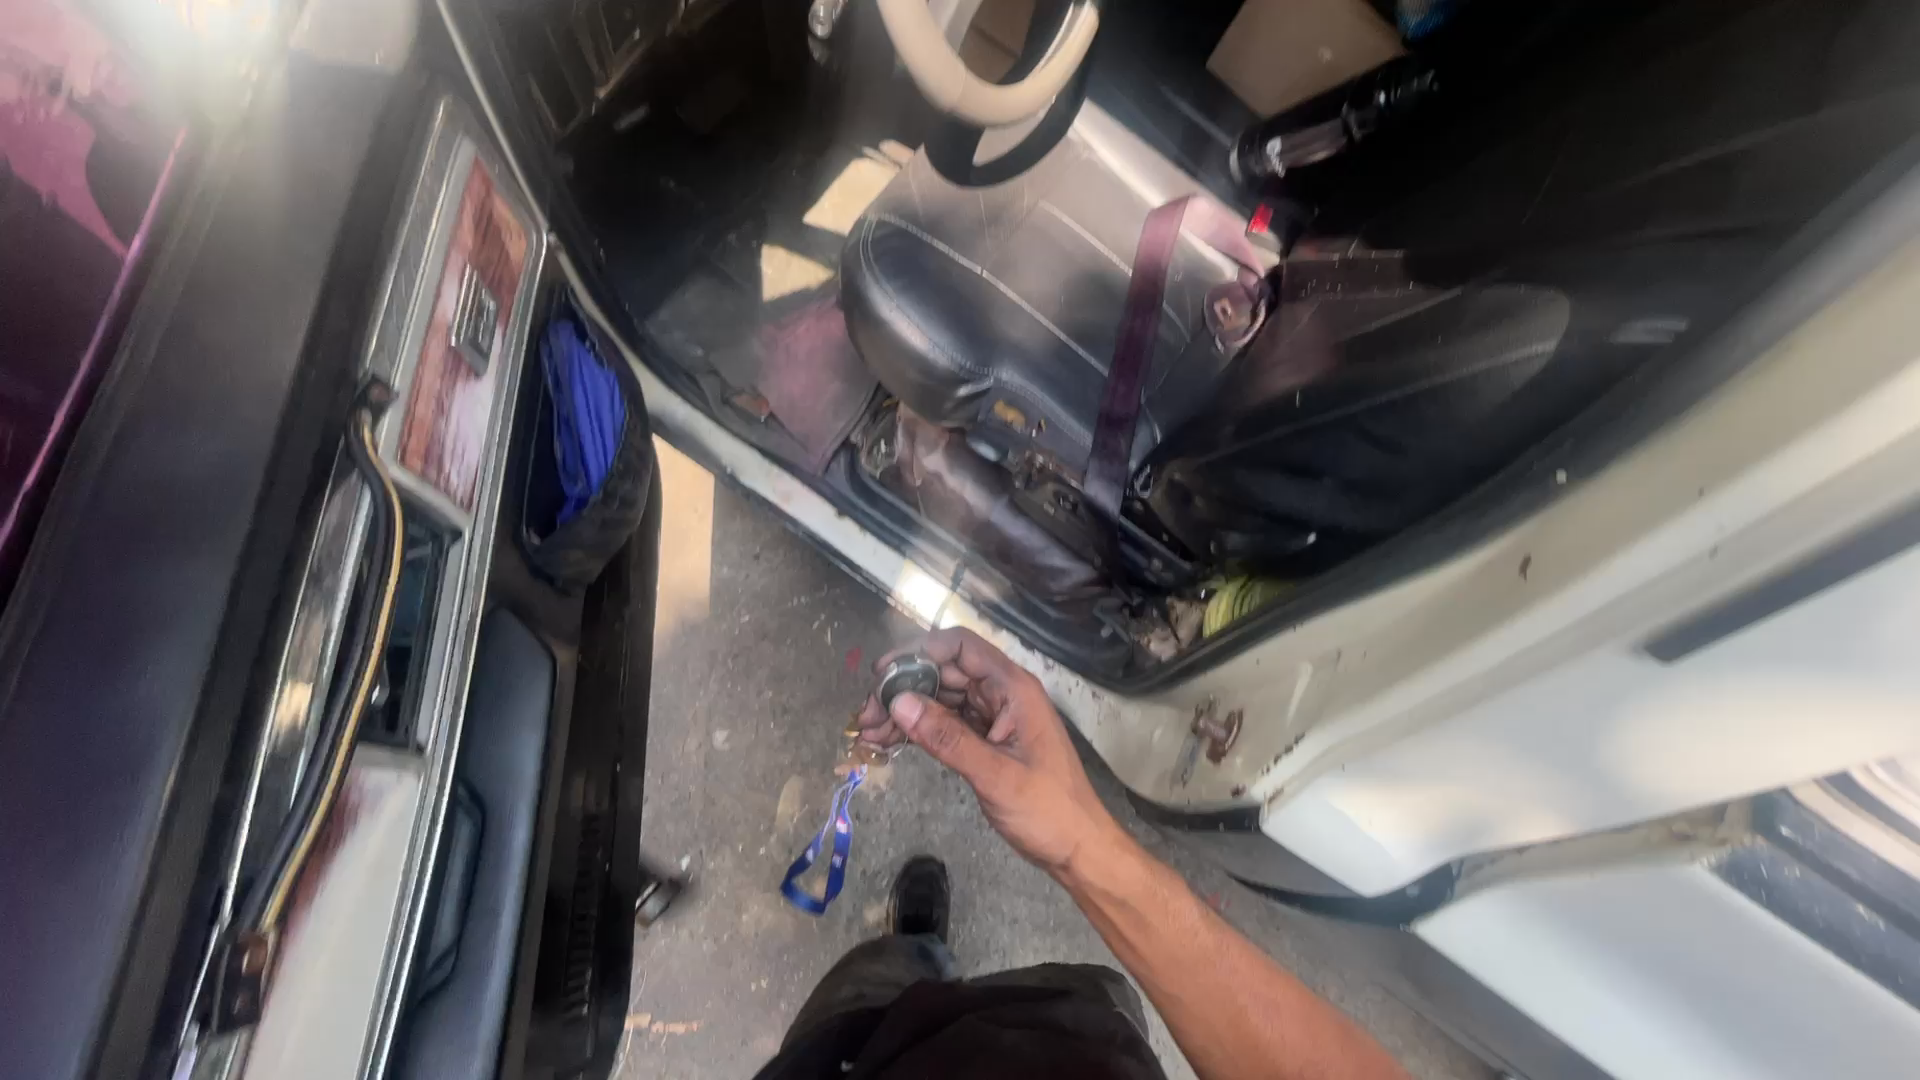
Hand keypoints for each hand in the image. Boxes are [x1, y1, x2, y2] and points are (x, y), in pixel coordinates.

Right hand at [855, 628, 1124, 877]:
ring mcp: (994, 716)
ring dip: (906, 711)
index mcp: (1013, 688)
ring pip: (941, 698)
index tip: (883, 674)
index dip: (920, 651)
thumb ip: (947, 737)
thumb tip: (899, 702)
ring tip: (869, 733)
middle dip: (903, 688)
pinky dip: (919, 730)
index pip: (962, 647)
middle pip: (944, 672)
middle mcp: (1002, 694)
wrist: (1079, 848)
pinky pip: (947, 722)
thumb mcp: (995, 775)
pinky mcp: (987, 739)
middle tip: (866, 715)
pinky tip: (890, 742)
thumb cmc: (1047, 810)